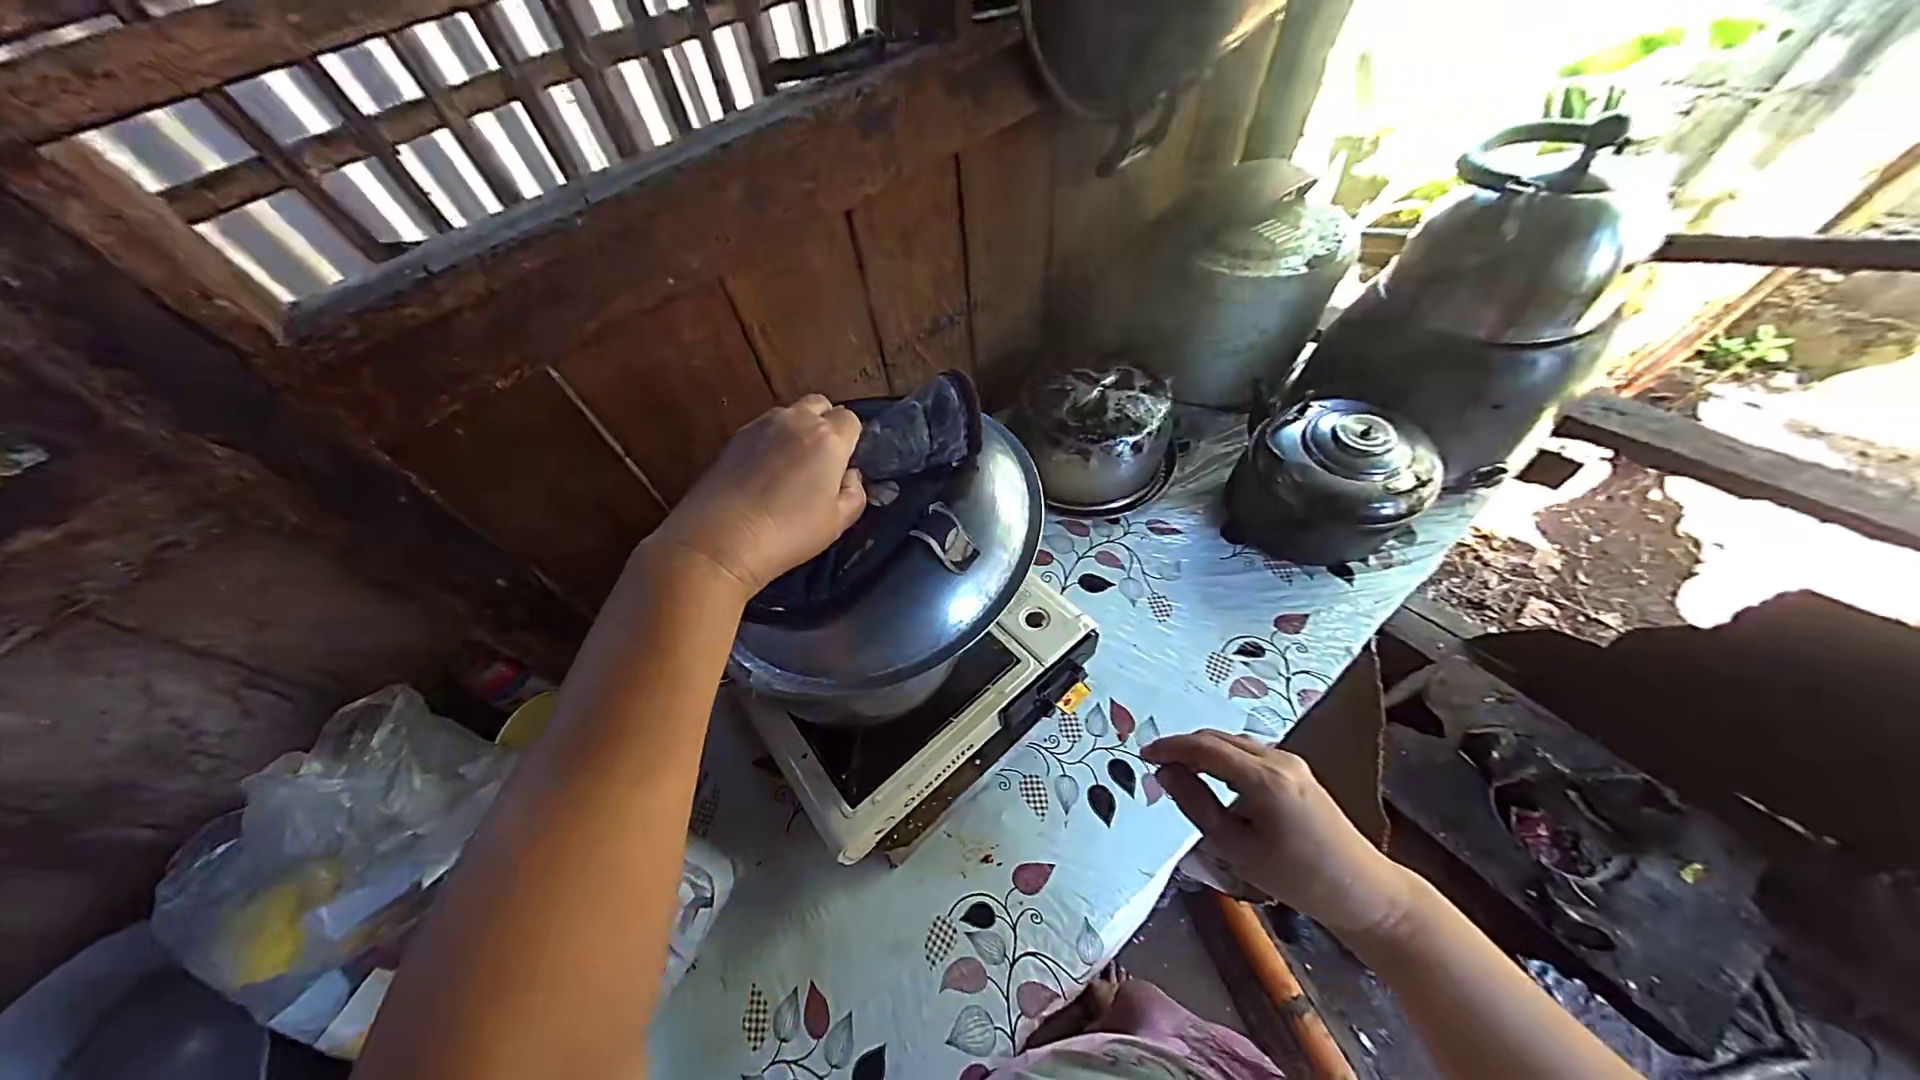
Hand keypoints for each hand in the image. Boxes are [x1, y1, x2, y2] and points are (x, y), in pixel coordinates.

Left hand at [645, 395, 864, 595]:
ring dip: (798, 430)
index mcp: (828, 439)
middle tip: (821, 462)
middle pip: (820, 405)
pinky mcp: (735, 436)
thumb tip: (850, 475)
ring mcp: (761, 425)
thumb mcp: (837, 522)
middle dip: (826, 424)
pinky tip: (764, 474)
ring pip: (790, 414)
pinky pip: (765, 428)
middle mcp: (796, 421)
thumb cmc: (788, 533)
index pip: (851, 419)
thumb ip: (855, 493)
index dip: (851, 440)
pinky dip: (772, 441)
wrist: (719, 540)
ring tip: (790, 468)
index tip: (844, 466)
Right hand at [1143, 731, 1415, 936]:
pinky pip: (1248, 753)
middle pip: (1218, 738)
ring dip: (1202, 751)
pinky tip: (1211, 778)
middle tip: (1156, 766)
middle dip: (1183, 747)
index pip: (1205, 747)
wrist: (1364, 891)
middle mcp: (1279, 760)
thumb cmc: (1298, 878)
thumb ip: (1196, 804)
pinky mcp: (1296, 771)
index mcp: (1265, 779)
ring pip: (1233, 743)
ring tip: (1178, 773)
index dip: (1170, 747)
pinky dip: (1222, 758)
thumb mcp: (1236, 847)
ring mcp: (1291, 762)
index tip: (1143, 754)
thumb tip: (1165, 773)